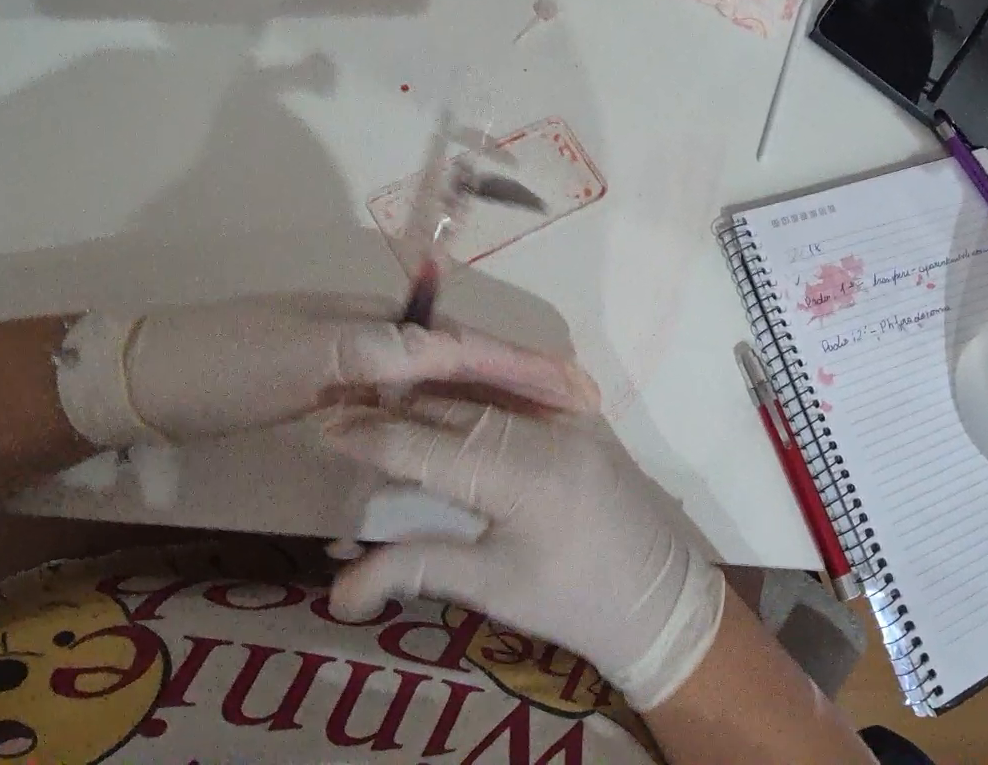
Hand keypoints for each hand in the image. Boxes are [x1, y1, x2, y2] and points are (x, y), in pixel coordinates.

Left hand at [54, 295, 592, 446]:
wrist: (142, 381)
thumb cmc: (222, 367)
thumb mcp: (297, 359)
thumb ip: (372, 352)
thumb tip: (446, 351)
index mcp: (378, 324)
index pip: (468, 346)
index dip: (522, 365)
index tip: (574, 385)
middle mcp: (380, 336)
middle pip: (469, 358)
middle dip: (524, 378)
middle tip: (578, 403)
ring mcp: (360, 360)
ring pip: (445, 378)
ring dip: (496, 395)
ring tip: (542, 419)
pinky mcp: (341, 387)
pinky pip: (415, 398)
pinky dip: (452, 411)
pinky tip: (465, 431)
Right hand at [323, 397, 725, 711]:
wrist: (658, 594)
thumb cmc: (574, 601)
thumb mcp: (495, 586)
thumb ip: (419, 568)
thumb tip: (337, 589)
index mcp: (524, 476)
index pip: (432, 447)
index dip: (377, 437)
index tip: (328, 425)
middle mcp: (550, 432)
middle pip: (460, 410)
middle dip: (400, 407)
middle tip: (347, 404)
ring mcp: (574, 419)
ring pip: (492, 393)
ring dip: (438, 390)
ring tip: (387, 392)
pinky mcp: (586, 418)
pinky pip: (526, 390)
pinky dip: (482, 388)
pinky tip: (451, 386)